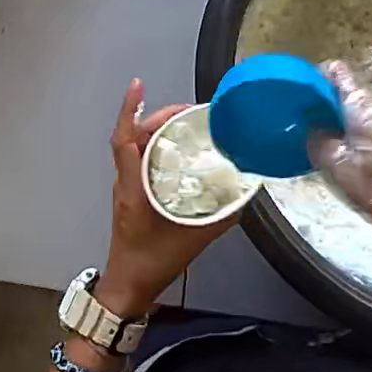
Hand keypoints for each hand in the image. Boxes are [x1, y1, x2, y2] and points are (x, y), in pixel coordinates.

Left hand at [95, 79, 236, 317]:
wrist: (127, 286)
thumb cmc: (151, 262)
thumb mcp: (192, 240)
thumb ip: (220, 218)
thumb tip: (246, 195)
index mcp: (132, 188)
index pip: (124, 140)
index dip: (130, 110)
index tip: (138, 85)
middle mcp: (125, 181)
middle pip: (133, 136)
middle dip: (158, 115)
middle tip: (190, 109)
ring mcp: (126, 186)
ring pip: (135, 145)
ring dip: (156, 128)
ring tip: (186, 122)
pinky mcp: (130, 192)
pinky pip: (139, 157)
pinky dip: (156, 144)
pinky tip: (177, 147)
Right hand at [310, 62, 371, 371]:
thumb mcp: (357, 184)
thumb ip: (327, 153)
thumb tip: (311, 131)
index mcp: (371, 112)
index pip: (336, 74)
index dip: (315, 82)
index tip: (300, 101)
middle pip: (353, 101)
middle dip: (333, 118)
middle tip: (320, 148)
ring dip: (359, 138)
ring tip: (353, 173)